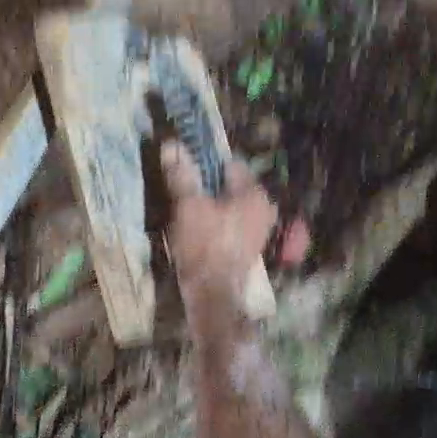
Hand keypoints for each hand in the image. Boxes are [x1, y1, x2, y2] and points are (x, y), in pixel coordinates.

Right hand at [160, 140, 275, 334]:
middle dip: (206, 188)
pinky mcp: (249, 247)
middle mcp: (264, 208)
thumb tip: (172, 145)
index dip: (203, 165)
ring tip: (186, 216)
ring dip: (210, 206)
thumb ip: (182, 175)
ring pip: (229, 206)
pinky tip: (198, 234)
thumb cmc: (203, 245)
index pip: (228, 164)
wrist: (212, 292)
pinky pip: (230, 224)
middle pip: (229, 186)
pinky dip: (215, 223)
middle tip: (182, 196)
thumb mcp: (188, 205)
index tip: (183, 173)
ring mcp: (259, 229)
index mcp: (254, 193)